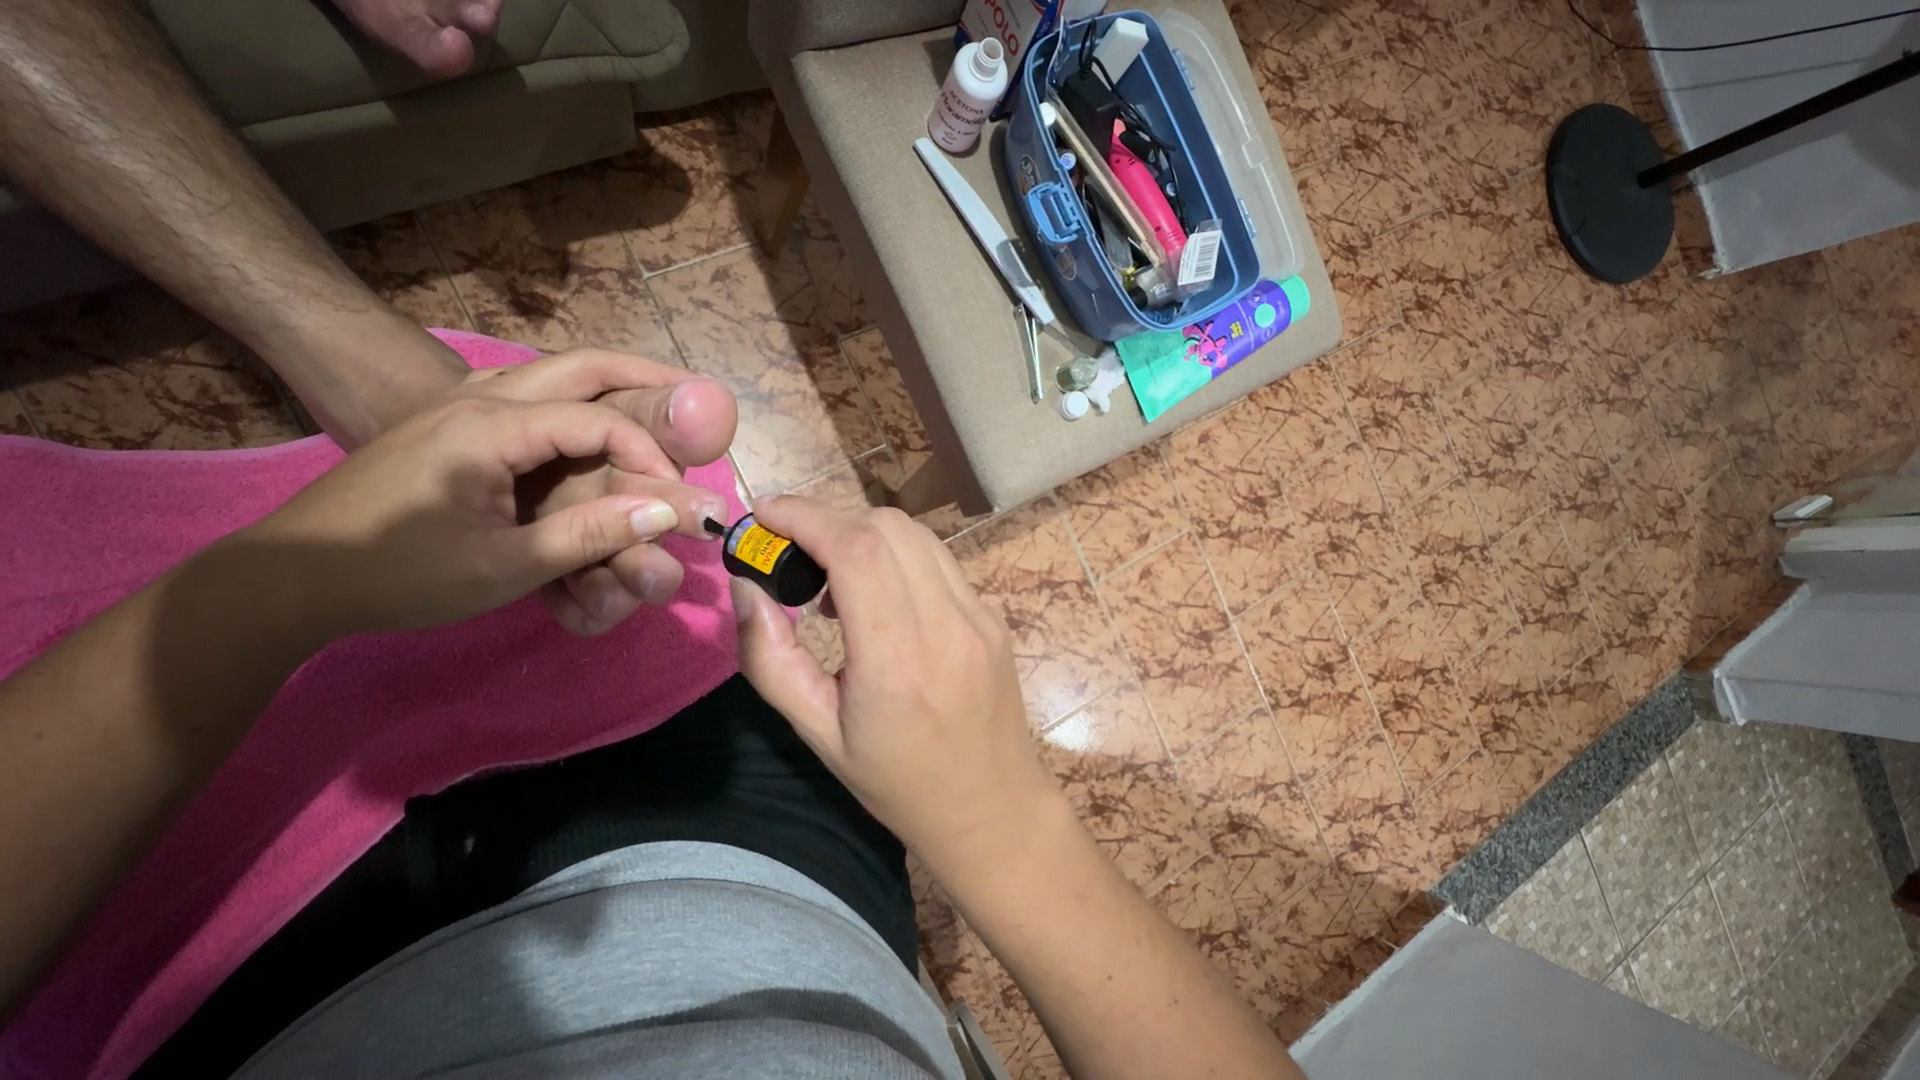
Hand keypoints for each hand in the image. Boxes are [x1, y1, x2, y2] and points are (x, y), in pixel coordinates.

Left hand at [240, 390, 684, 638]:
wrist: (289, 578)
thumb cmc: (399, 574)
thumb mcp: (504, 566)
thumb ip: (590, 534)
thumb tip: (668, 511)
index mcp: (493, 428)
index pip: (600, 420)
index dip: (649, 457)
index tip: (674, 501)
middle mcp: (480, 400)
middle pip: (582, 365)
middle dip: (645, 375)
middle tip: (695, 390)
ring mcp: (458, 406)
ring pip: (550, 372)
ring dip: (606, 380)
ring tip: (650, 393)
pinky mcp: (447, 427)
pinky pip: (525, 394)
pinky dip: (568, 398)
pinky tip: (581, 419)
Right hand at [731, 496, 1064, 869]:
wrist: (992, 808)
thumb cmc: (895, 782)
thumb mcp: (817, 734)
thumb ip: (771, 660)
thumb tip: (746, 587)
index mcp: (896, 660)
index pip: (856, 549)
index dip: (805, 517)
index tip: (765, 514)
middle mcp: (946, 625)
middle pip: (886, 527)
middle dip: (830, 522)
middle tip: (793, 555)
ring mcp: (979, 617)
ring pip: (917, 535)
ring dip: (865, 536)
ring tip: (833, 584)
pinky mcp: (993, 617)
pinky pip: (939, 561)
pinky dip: (898, 557)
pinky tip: (879, 599)